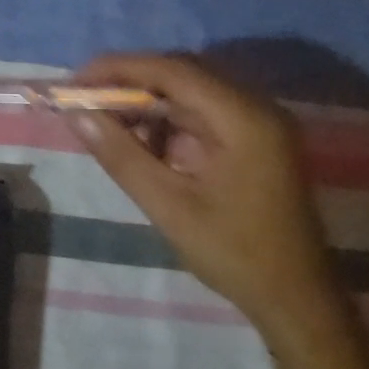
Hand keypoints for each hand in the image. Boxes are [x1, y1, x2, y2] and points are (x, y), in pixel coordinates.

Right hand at [65, 53, 343, 337]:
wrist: (294, 298)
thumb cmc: (232, 252)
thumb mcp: (168, 205)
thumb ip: (121, 155)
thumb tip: (76, 114)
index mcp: (243, 118)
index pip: (172, 70)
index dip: (119, 69)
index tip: (75, 82)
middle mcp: (256, 108)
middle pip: (183, 74)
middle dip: (129, 84)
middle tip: (83, 101)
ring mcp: (259, 125)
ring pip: (191, 94)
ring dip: (146, 104)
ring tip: (104, 124)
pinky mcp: (254, 143)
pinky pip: (203, 116)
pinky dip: (167, 122)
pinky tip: (140, 143)